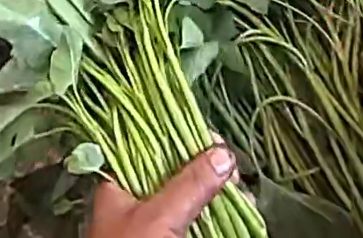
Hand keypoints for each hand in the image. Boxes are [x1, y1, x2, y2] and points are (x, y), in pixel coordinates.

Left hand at [86, 147, 234, 237]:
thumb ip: (189, 184)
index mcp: (120, 181)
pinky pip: (197, 224)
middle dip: (208, 167)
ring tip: (243, 192)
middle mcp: (136, 197)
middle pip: (176, 169)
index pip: (153, 141)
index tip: (215, 142)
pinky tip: (240, 213)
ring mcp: (154, 224)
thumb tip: (223, 153)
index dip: (185, 137)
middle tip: (234, 172)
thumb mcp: (159, 218)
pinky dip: (217, 217)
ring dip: (218, 192)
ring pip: (191, 197)